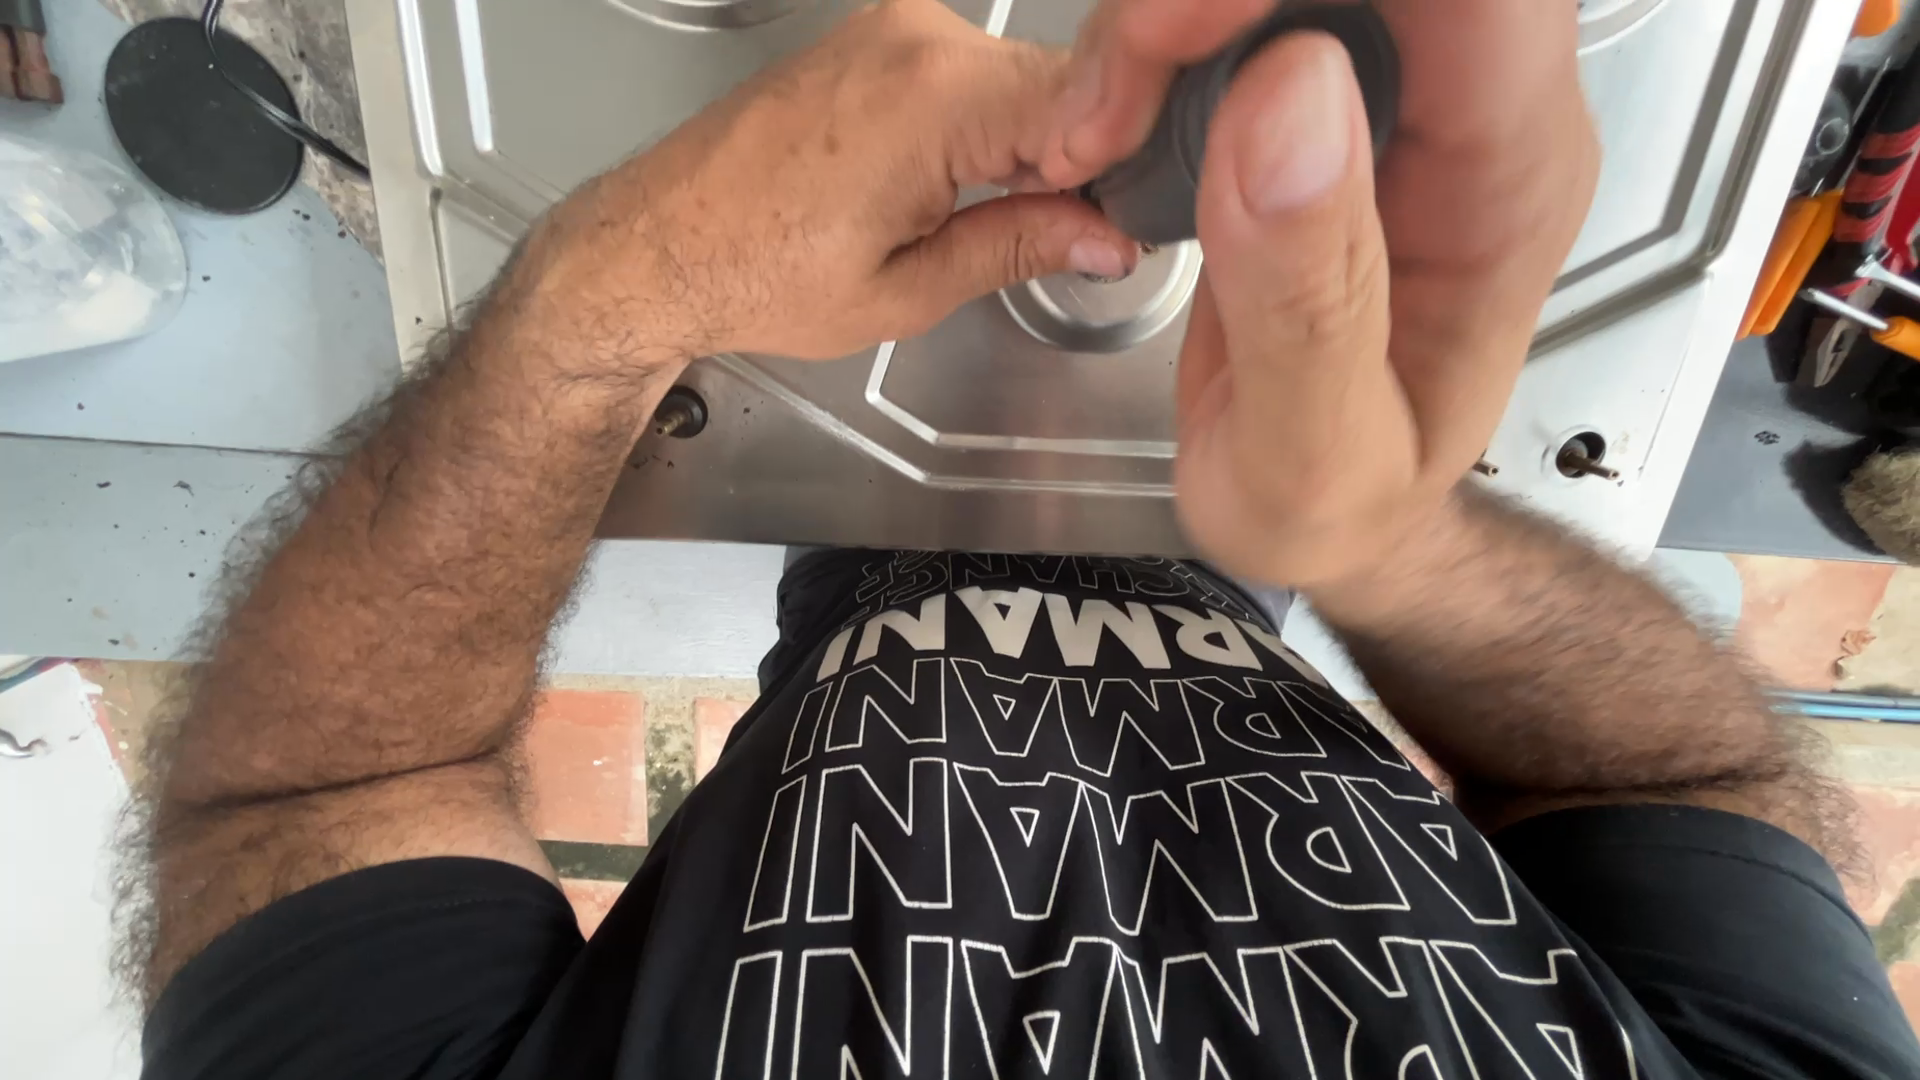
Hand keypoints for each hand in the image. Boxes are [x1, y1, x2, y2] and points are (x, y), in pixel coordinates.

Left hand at [525, 0, 1139, 364]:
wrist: (662, 245)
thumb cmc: (764, 276)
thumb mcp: (908, 289)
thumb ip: (1018, 247)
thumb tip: (1106, 238)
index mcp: (936, 97)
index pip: (1089, 105)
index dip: (1120, 168)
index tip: (1121, 225)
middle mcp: (919, 36)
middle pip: (1058, 88)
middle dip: (1078, 165)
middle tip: (1070, 242)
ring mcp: (892, 29)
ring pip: (1015, 84)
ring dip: (1031, 153)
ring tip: (1002, 224)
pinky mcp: (873, 44)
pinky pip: (968, 80)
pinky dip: (987, 133)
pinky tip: (964, 189)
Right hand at [1033, 0, 1598, 586]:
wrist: (1325, 525)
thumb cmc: (1332, 509)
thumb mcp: (1313, 448)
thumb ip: (1308, 298)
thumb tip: (1283, 95)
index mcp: (1505, 186)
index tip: (1161, 42)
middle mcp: (1461, 122)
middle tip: (1102, 109)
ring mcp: (1383, 119)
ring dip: (1163, 25)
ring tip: (1091, 137)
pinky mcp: (1309, 134)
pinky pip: (1238, 32)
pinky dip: (1155, 56)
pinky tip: (1109, 136)